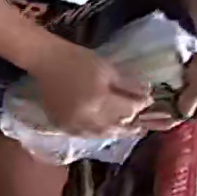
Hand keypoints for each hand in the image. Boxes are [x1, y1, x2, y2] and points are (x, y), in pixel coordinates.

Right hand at [28, 40, 151, 135]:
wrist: (49, 63)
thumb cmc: (80, 62)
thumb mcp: (110, 70)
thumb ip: (128, 87)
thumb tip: (146, 99)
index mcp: (99, 101)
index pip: (128, 110)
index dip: (140, 106)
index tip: (147, 102)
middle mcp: (85, 117)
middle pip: (114, 127)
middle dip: (130, 126)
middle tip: (142, 127)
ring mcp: (71, 123)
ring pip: (98, 134)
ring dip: (113, 133)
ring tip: (124, 131)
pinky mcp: (60, 124)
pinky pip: (81, 134)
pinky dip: (94, 134)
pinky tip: (100, 131)